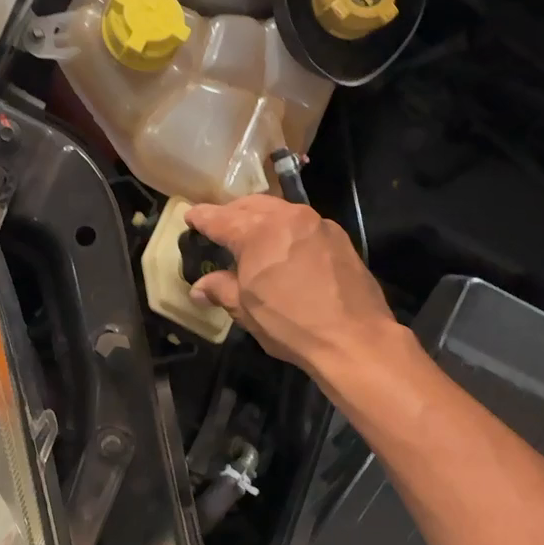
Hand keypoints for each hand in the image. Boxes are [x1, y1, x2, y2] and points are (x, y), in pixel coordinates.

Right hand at [184, 195, 400, 374]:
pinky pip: (303, 224)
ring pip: (280, 211)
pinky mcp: (340, 238)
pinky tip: (284, 249)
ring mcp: (318, 224)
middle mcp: (288, 217)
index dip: (201, 218)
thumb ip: (221, 290)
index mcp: (258, 232)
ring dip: (261, 219)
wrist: (354, 338)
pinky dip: (286, 230)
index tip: (190, 216)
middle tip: (219, 226)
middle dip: (232, 213)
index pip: (220, 219)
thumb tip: (200, 287)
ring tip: (250, 235)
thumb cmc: (291, 324)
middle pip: (252, 206)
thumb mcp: (246, 310)